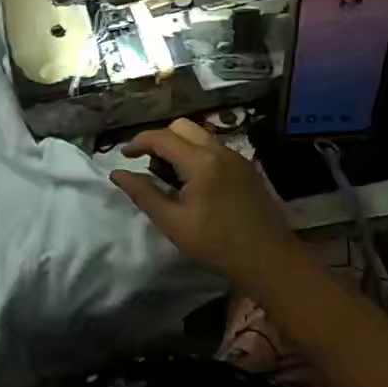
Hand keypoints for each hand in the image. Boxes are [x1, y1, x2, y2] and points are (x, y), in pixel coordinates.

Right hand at [109, 119, 299, 282]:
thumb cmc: (217, 244)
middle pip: (183, 127)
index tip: (124, 156)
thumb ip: (144, 194)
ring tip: (169, 175)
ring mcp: (237, 157)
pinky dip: (197, 153)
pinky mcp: (246, 167)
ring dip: (180, 145)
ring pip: (200, 135)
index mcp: (201, 162)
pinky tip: (194, 182)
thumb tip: (118, 173)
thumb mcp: (174, 223)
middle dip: (160, 139)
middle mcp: (220, 150)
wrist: (269, 259)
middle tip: (148, 164)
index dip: (139, 142)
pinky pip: (215, 148)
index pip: (162, 137)